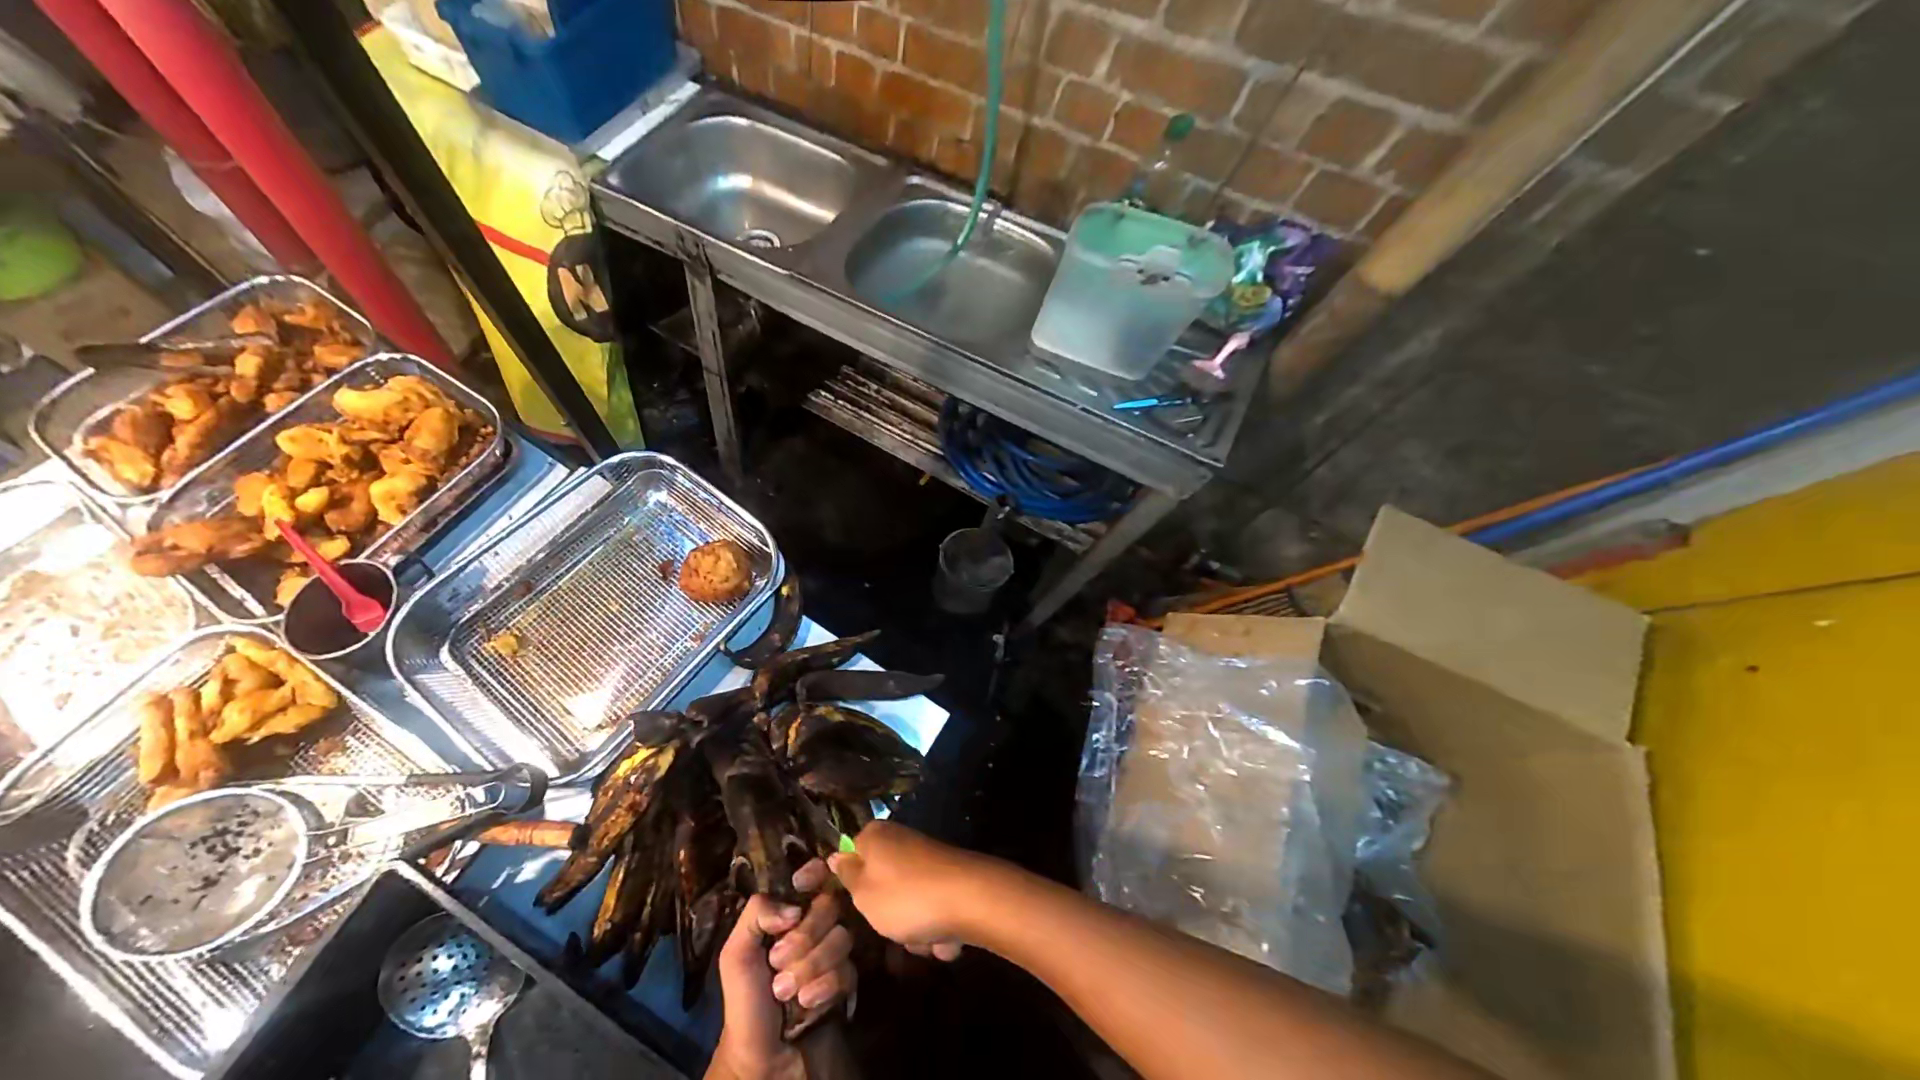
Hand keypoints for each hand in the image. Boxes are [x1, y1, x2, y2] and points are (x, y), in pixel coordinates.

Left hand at [706, 860, 854, 1079]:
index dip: (814, 875)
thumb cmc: (745, 1004)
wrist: (763, 1061)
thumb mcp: (736, 955)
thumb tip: (795, 908)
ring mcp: (833, 955)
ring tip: (786, 992)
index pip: (813, 880)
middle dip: (804, 937)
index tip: (802, 883)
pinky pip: (848, 971)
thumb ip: (755, 915)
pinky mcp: (847, 983)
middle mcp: (815, 929)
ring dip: (810, 967)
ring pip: (841, 938)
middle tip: (777, 963)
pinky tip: (807, 1004)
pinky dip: (824, 988)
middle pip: (830, 906)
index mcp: (789, 917)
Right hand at [827, 821, 976, 960]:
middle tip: (892, 925)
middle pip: (881, 886)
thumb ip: (848, 874)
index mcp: (876, 836)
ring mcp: (928, 861)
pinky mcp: (950, 881)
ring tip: (925, 935)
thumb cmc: (906, 896)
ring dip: (915, 931)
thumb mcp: (863, 892)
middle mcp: (902, 841)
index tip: (857, 902)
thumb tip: (837, 854)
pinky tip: (945, 937)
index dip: (852, 881)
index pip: (851, 854)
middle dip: (888, 915)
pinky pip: (932, 913)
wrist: (972, 901)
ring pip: (908, 906)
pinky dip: (937, 930)